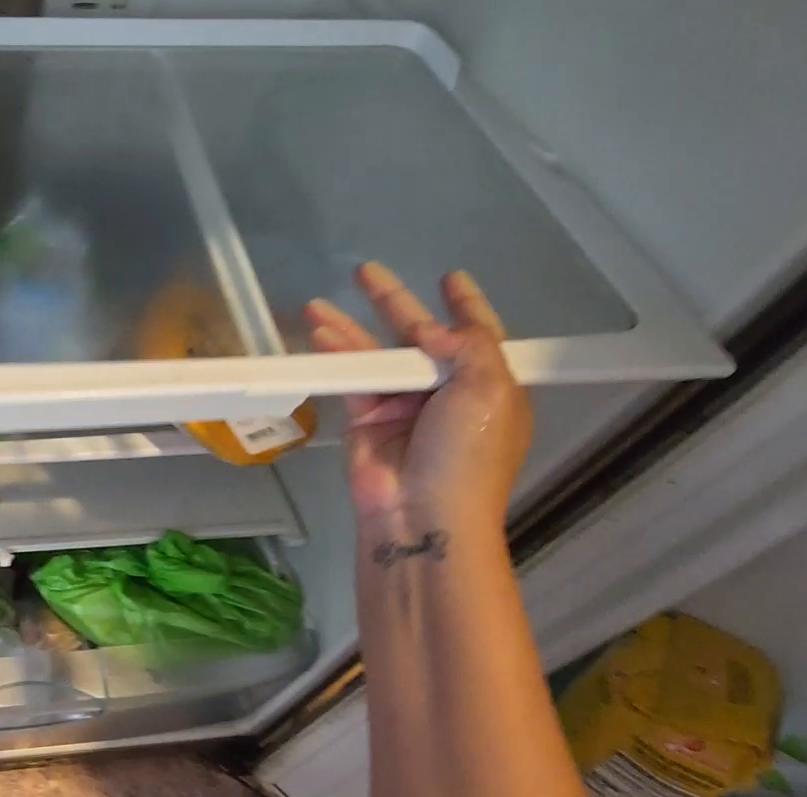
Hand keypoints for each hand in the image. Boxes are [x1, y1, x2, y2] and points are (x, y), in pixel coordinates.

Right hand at [303, 263, 530, 529]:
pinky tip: (320, 337)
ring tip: (317, 305)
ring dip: (348, 330)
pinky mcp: (365, 421)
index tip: (450, 278)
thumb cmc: (467, 454)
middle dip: (392, 304)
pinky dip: (336, 359)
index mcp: (488, 384)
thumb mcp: (489, 393)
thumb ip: (469, 347)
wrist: (423, 513)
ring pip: (374, 357)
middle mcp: (444, 391)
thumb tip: (433, 329)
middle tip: (365, 272)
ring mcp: (401, 406)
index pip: (476, 333)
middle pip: (416, 337)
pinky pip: (350, 381)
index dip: (464, 304)